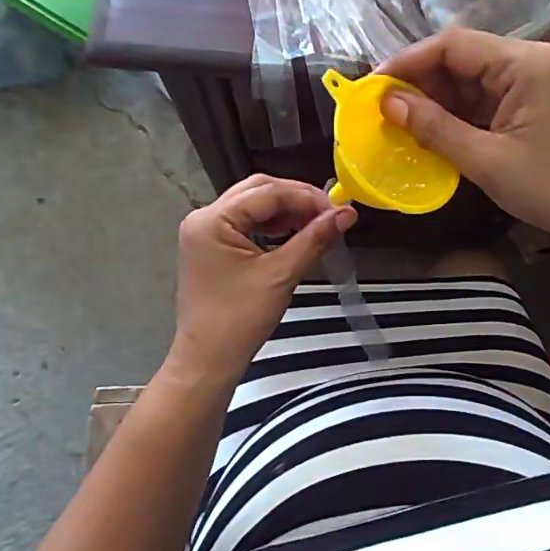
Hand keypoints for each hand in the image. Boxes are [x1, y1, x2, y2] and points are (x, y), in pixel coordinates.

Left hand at [171, 175, 356, 378]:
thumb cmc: (238, 321)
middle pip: (258, 191)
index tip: (338, 209)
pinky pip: (246, 223)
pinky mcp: (212, 247)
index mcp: (212, 220)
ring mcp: (205, 233)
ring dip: (286, 211)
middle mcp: (203, 219)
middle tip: (329, 214)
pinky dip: (272, 225)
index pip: (267, 192)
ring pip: (253, 205)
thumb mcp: (281, 275)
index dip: (306, 197)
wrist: (209, 359)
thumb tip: (345, 214)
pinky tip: (294, 234)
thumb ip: (314, 239)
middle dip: (296, 199)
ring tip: (316, 225)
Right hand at [376, 28, 549, 243]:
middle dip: (421, 83)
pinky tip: (435, 132)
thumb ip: (434, 128)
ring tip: (402, 124)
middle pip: (463, 57)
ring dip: (438, 100)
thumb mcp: (486, 160)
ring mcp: (537, 81)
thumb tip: (387, 103)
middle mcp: (533, 60)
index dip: (408, 61)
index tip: (373, 85)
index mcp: (527, 63)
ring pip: (473, 79)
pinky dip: (460, 114)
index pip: (454, 45)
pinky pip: (488, 98)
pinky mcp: (537, 103)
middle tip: (383, 110)